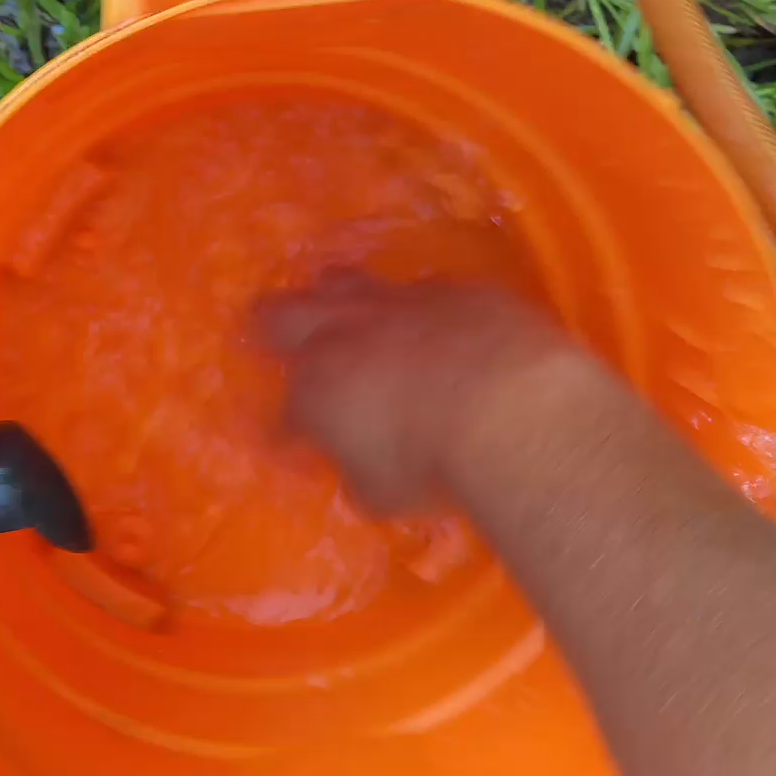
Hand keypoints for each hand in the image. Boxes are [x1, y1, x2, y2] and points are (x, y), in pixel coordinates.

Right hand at [255, 274, 591, 511]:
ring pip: (343, 282)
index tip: (287, 442)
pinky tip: (424, 316)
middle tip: (266, 328)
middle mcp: (344, 336)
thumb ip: (359, 473)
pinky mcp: (449, 290)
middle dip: (271, 325)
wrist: (509, 408)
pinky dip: (410, 305)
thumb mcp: (382, 493)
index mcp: (316, 391)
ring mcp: (396, 305)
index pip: (284, 414)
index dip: (283, 431)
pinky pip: (416, 288)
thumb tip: (359, 470)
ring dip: (332, 293)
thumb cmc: (431, 464)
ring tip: (331, 296)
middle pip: (284, 316)